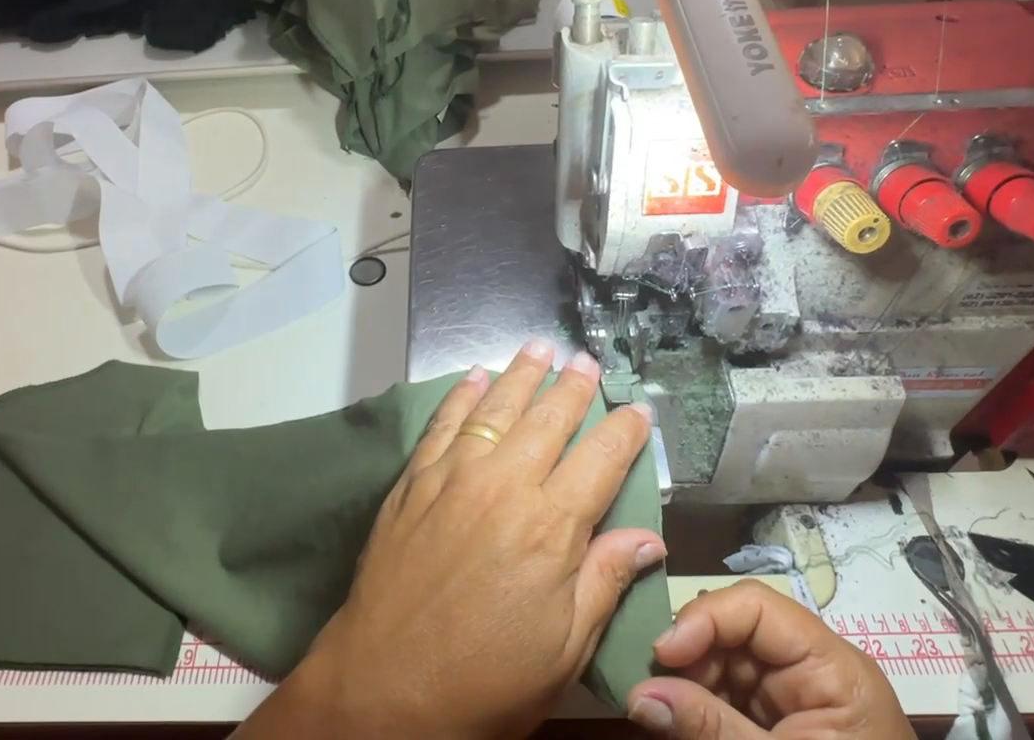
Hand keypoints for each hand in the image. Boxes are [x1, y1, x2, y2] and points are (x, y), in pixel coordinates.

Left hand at [238, 338, 663, 739]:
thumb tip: (648, 536)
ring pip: (496, 409)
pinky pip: (444, 424)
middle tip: (586, 359)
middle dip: (572, 387)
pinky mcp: (414, 481)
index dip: (625, 431)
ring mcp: (454, 477)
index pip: (601, 460)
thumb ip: (604, 581)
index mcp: (552, 527)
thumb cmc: (487, 680)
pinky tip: (474, 376)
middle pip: (548, 420)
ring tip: (538, 347)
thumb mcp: (564, 648)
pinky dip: (461, 395)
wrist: (385, 686)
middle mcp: (506, 486)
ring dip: (520, 375)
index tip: (638, 409)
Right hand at [626, 580, 915, 739]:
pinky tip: (677, 719)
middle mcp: (812, 668)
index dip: (703, 618)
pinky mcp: (778, 722)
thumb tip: (638, 696)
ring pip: (722, 661)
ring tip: (659, 710)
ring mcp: (794, 696)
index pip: (757, 606)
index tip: (661, 654)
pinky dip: (699, 704)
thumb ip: (709, 728)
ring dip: (687, 681)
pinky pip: (727, 694)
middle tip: (653, 690)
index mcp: (833, 668)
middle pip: (734, 630)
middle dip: (689, 655)